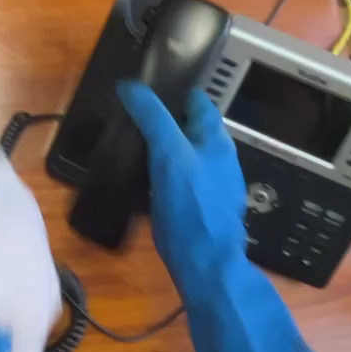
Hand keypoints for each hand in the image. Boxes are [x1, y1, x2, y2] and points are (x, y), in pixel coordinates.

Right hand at [115, 81, 249, 289]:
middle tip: (131, 124)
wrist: (206, 265)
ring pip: (187, 156)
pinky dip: (166, 177)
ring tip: (133, 152)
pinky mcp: (204, 209)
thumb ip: (152, 117)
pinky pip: (183, 182)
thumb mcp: (167, 154)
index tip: (143, 93)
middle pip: (191, 129)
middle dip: (164, 123)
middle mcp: (221, 158)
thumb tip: (129, 86)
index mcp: (216, 139)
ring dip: (164, 151)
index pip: (197, 101)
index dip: (172, 92)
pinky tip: (147, 186)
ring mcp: (215, 185)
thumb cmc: (189, 206)